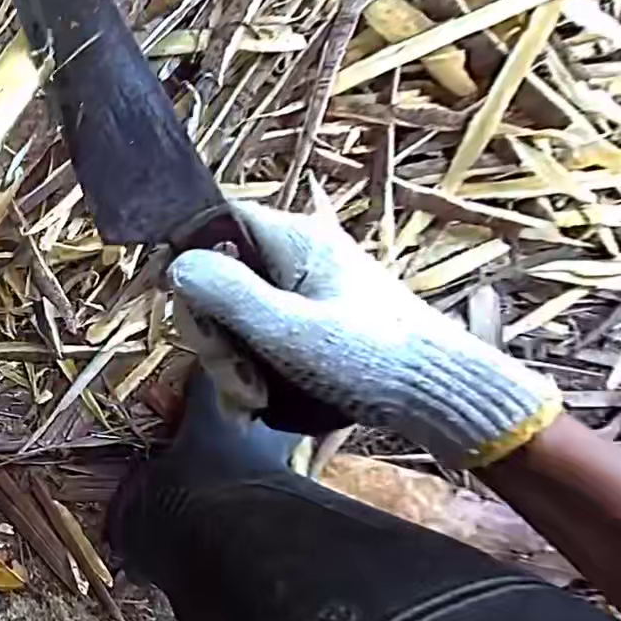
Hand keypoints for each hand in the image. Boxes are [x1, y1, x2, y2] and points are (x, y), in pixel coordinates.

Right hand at [169, 201, 560, 466]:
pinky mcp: (303, 320)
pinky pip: (251, 334)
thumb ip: (226, 292)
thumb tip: (172, 263)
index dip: (184, 252)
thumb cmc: (372, 360)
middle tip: (231, 372)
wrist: (448, 400)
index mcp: (292, 239)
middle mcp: (291, 256)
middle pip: (213, 277)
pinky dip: (247, 367)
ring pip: (227, 313)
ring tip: (252, 397)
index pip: (213, 220)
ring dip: (228, 359)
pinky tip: (259, 399)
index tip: (175, 296)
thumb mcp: (287, 329)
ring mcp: (297, 289)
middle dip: (210, 329)